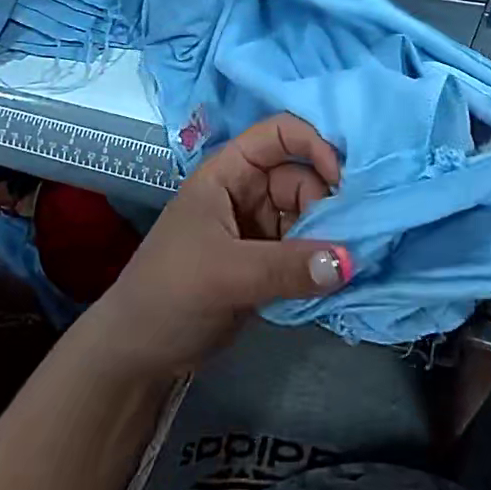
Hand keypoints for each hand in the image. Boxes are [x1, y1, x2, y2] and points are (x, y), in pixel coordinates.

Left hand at [81, 113, 353, 379]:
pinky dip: (324, 259)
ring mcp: (259, 227)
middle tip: (352, 236)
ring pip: (309, 214)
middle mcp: (248, 191)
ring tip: (349, 262)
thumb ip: (286, 266)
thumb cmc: (169, 292)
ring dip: (330, 233)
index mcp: (229, 172)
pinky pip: (307, 248)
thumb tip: (349, 260)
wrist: (138, 354)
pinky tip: (340, 276)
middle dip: (328, 201)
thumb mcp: (225, 273)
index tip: (342, 180)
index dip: (314, 145)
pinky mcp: (268, 262)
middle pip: (303, 176)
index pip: (280, 135)